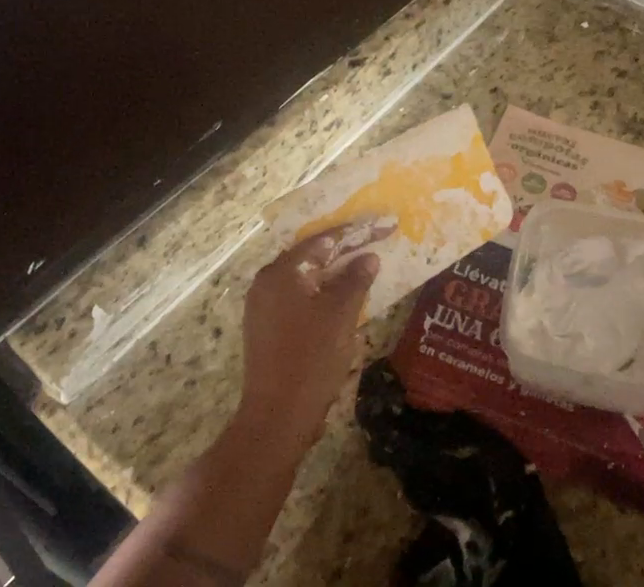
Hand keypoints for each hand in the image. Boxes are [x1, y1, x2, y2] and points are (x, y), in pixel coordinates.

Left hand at [237, 220, 391, 448]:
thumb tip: (369, 257)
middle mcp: (265, 285)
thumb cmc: (310, 358)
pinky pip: (298, 301)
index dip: (353, 233)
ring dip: (333, 276)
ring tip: (364, 270)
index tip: (381, 226)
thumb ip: (356, 280)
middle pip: (309, 258)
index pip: (321, 240)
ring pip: (304, 281)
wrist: (278, 416)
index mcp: (279, 273)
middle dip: (343, 253)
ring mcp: (262, 309)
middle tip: (374, 245)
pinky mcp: (267, 331)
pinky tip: (343, 302)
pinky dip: (321, 296)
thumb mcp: (341, 314)